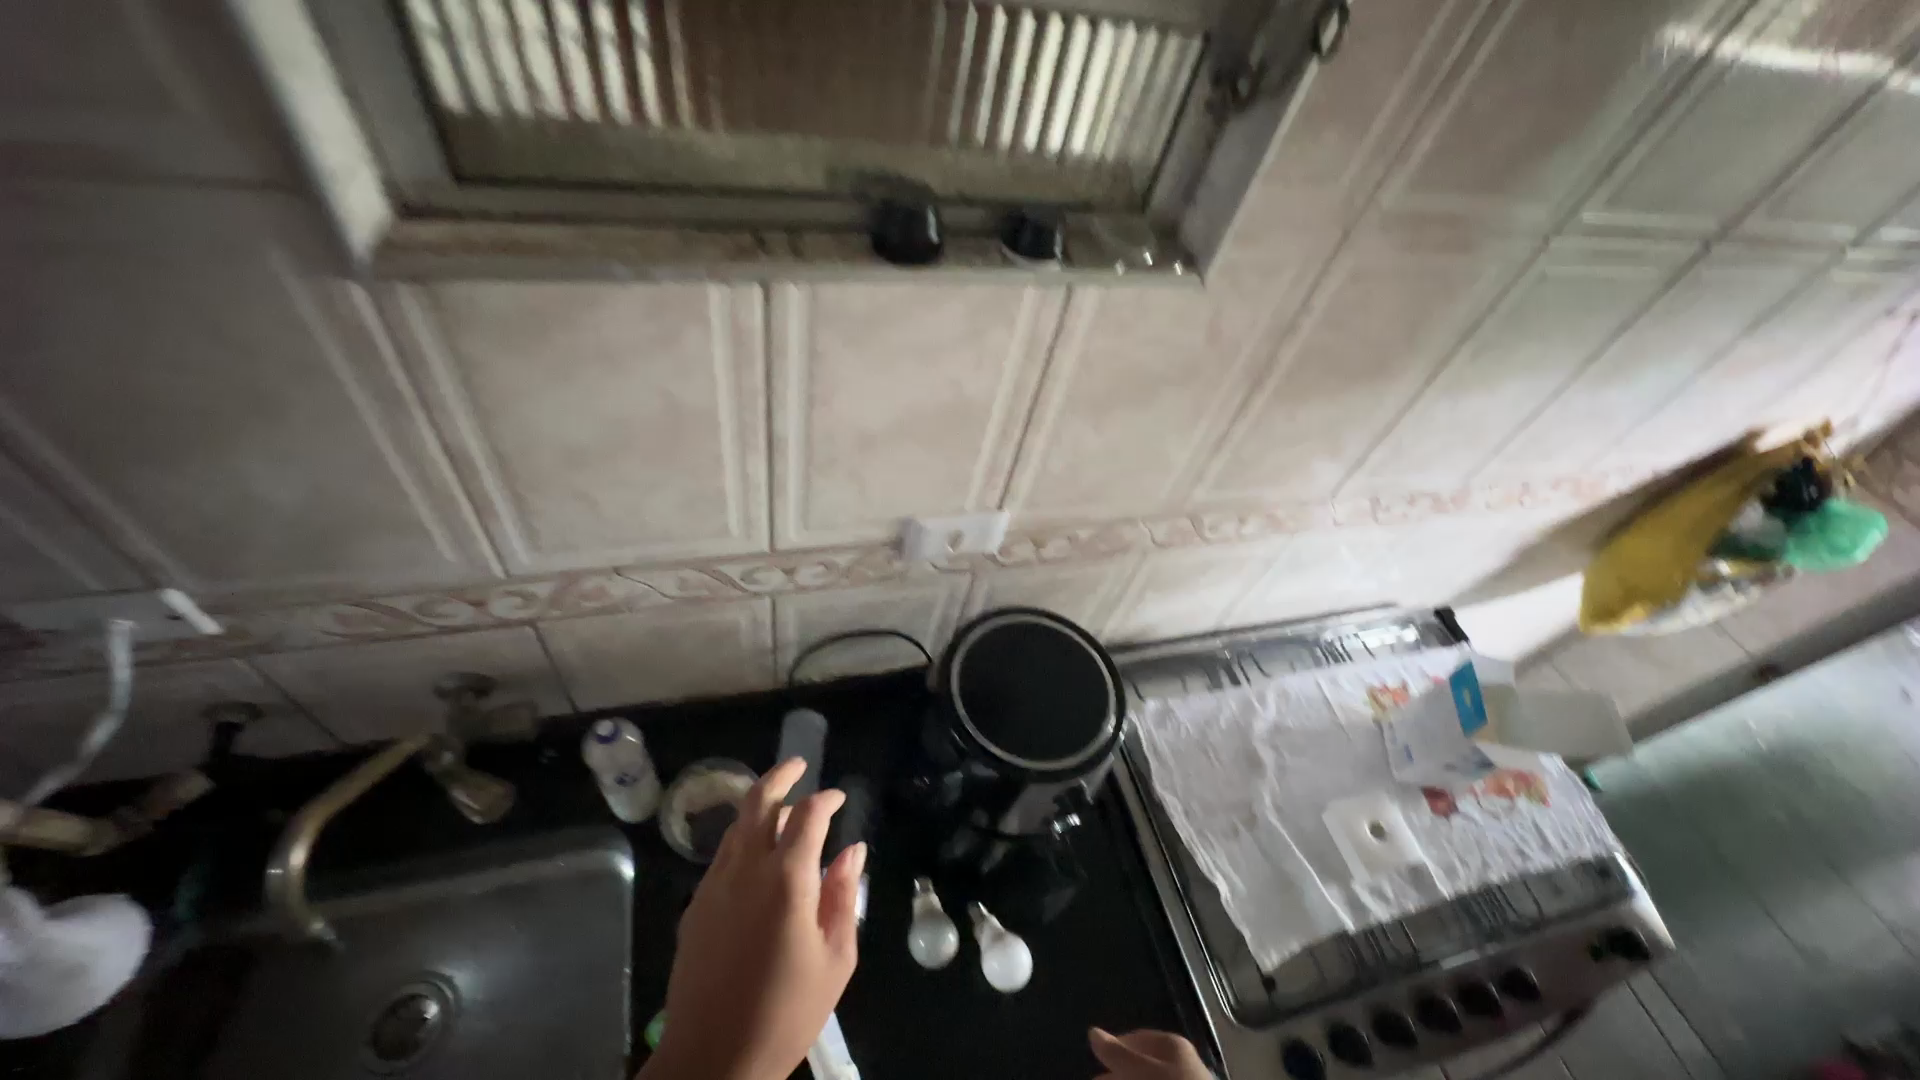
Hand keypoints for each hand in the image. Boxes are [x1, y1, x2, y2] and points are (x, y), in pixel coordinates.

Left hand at [640, 758, 866, 1079]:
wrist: (712, 1058)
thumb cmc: (788, 1011)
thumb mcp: (836, 957)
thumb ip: (844, 896)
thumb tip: (853, 852)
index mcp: (787, 879)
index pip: (807, 815)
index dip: (826, 798)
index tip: (839, 797)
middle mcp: (746, 869)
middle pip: (758, 802)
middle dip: (781, 776)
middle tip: (799, 764)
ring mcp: (714, 886)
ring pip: (735, 825)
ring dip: (759, 805)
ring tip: (781, 804)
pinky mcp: (695, 906)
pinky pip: (722, 855)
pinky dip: (742, 838)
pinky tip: (756, 855)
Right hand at [1089, 1028, 1214, 1079]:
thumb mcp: (1141, 1069)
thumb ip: (1117, 1053)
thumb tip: (1092, 1031)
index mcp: (1171, 1044)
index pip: (1135, 1039)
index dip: (1114, 1051)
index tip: (1096, 1065)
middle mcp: (1179, 1062)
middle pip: (1141, 1064)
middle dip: (1118, 1073)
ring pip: (1149, 1078)